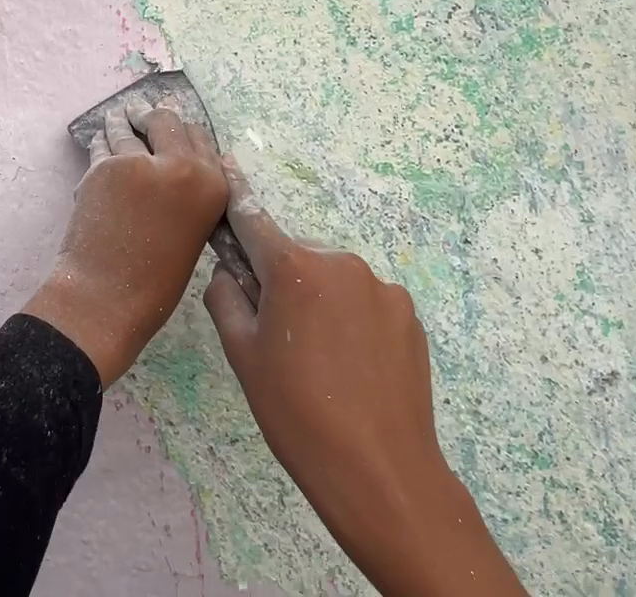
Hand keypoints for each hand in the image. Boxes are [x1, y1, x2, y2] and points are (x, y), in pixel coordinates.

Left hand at [23, 101, 228, 385]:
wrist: (108, 296)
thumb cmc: (154, 278)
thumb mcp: (192, 229)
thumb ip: (190, 192)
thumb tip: (174, 158)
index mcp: (215, 186)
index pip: (199, 136)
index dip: (180, 129)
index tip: (167, 126)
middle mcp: (184, 166)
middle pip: (165, 119)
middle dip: (149, 117)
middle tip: (137, 115)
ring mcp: (142, 163)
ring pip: (127, 125)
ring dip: (120, 123)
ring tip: (115, 120)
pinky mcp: (106, 166)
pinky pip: (102, 144)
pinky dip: (100, 143)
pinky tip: (99, 143)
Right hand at [203, 159, 526, 596]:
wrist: (380, 472)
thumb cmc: (295, 411)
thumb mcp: (241, 354)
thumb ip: (226, 297)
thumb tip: (229, 270)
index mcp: (294, 267)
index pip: (253, 218)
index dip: (235, 196)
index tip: (226, 163)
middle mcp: (341, 263)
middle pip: (293, 255)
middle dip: (278, 276)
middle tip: (273, 331)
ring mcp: (382, 287)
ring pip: (330, 278)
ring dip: (315, 298)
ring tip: (316, 357)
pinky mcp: (409, 314)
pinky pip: (362, 300)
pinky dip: (347, 317)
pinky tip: (348, 363)